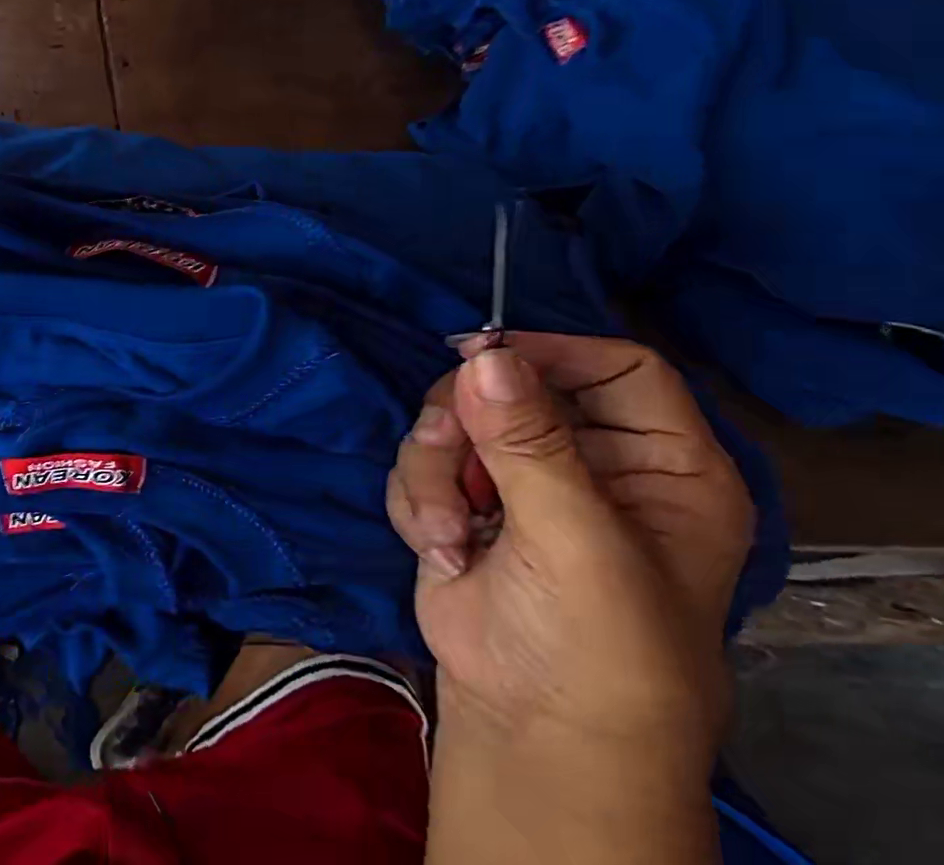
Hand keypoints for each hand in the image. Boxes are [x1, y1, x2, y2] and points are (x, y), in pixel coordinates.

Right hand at [386, 333, 753, 748]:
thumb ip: (528, 443)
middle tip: (444, 453)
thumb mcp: (574, 538)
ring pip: (446, 428)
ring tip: (445, 534)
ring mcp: (514, 484)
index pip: (614, 368)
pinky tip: (438, 550)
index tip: (476, 357)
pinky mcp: (457, 504)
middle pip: (505, 391)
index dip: (550, 353)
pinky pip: (416, 467)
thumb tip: (483, 355)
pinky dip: (416, 505)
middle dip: (462, 427)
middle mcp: (585, 462)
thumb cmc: (595, 638)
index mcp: (657, 462)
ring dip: (430, 477)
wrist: (527, 719)